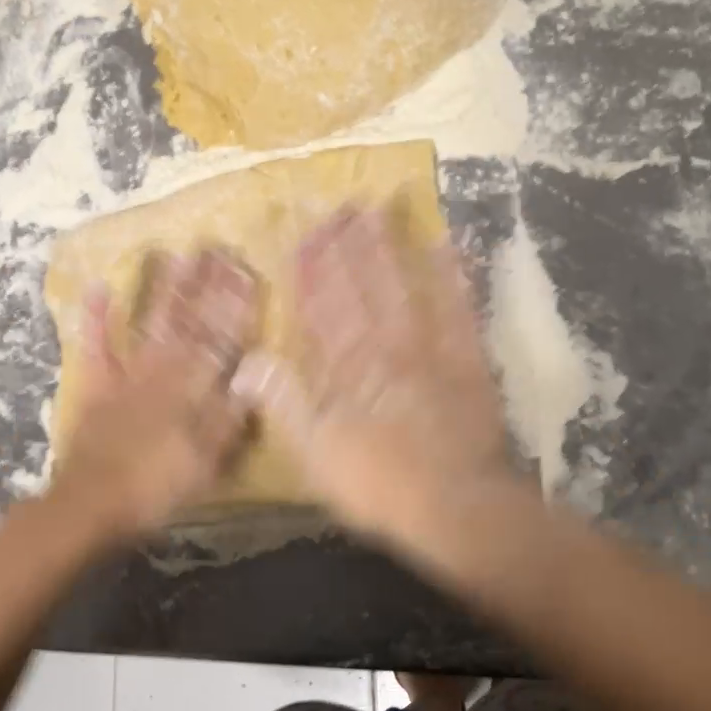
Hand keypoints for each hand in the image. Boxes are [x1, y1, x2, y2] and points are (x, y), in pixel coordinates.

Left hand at [50, 249, 257, 534]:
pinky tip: (98, 286)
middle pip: (189, 323)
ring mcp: (127, 375)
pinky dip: (96, 317)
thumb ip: (229, 417)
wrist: (92, 502)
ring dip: (162, 290)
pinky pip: (97, 346)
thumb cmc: (156, 488)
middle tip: (216, 249)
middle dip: (205, 286)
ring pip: (150, 325)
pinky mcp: (98, 385)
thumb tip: (255, 377)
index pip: (221, 339)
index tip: (246, 271)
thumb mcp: (206, 462)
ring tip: (173, 254)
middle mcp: (163, 372)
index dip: (236, 306)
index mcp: (193, 390)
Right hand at [232, 210, 528, 549]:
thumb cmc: (377, 484)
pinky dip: (452, 277)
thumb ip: (282, 404)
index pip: (319, 311)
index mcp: (342, 372)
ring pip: (402, 289)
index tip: (302, 234)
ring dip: (388, 250)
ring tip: (378, 210)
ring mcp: (426, 351)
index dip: (310, 271)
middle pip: (359, 290)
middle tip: (339, 204)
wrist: (453, 506)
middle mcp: (381, 349)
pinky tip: (446, 245)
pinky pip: (458, 311)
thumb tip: (244, 363)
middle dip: (346, 247)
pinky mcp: (466, 361)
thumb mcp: (314, 453)